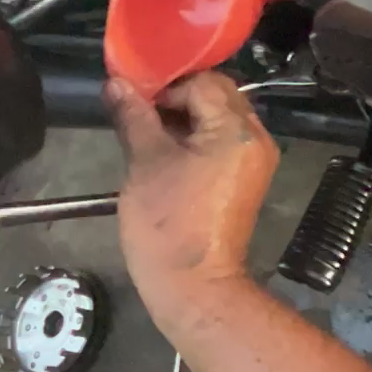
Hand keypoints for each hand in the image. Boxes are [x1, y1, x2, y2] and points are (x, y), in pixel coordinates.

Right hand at [106, 73, 278, 322]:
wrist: (196, 288)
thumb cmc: (169, 226)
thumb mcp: (146, 163)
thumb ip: (134, 116)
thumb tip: (115, 83)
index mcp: (236, 128)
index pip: (201, 83)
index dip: (165, 86)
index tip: (135, 98)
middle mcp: (256, 136)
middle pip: (217, 94)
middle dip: (178, 97)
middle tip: (141, 111)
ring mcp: (256, 157)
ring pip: (222, 115)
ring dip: (188, 116)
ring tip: (150, 130)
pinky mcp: (249, 176)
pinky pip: (226, 139)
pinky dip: (200, 136)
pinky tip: (169, 149)